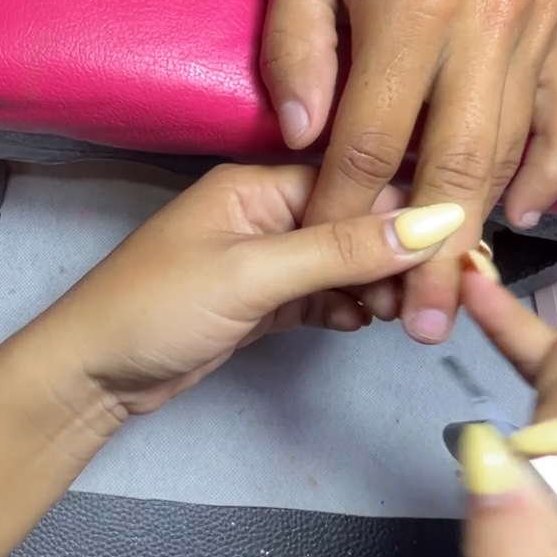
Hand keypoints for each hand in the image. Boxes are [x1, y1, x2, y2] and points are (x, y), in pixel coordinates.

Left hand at [29, 164, 467, 417]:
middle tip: (435, 298)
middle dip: (395, 257)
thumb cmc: (158, 309)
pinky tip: (357, 323)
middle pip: (353, 224)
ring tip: (399, 316)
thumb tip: (433, 221)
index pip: (354, 182)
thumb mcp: (250, 275)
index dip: (409, 214)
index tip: (461, 250)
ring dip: (373, 287)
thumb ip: (337, 249)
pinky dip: (341, 308)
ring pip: (340, 264)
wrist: (95, 374)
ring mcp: (262, 260)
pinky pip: (318, 296)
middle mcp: (264, 214)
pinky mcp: (259, 302)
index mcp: (255, 185)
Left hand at [263, 0, 556, 344]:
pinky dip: (552, 171)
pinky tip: (522, 214)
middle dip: (430, 253)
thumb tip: (308, 138)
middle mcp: (491, 21)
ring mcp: (544, 25)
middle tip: (418, 320)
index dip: (345, 208)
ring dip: (485, 229)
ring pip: (514, 151)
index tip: (325, 255)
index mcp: (415, 3)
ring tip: (462, 292)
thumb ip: (295, 49)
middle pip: (454, 165)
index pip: (371, 139)